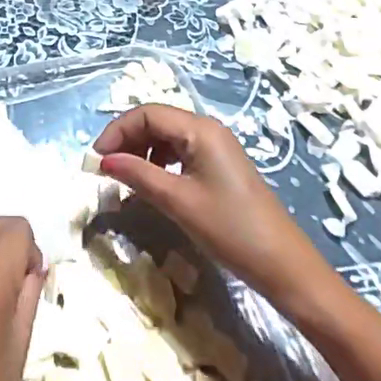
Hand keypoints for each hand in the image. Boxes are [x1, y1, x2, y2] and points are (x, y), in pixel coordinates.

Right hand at [92, 104, 337, 314]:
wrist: (285, 266)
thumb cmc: (230, 229)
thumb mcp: (177, 201)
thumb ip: (138, 174)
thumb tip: (103, 160)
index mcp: (199, 129)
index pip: (146, 114)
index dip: (117, 131)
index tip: (96, 158)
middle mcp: (207, 128)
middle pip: (156, 120)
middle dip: (127, 139)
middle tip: (106, 167)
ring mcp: (217, 146)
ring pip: (167, 135)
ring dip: (142, 149)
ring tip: (126, 176)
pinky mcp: (221, 165)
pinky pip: (181, 150)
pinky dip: (160, 160)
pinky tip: (153, 182)